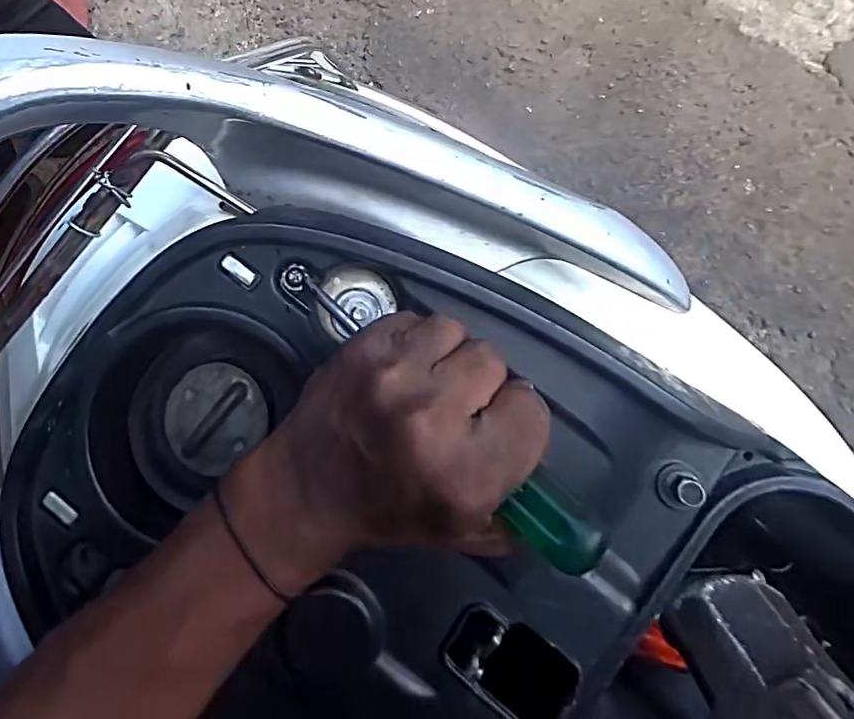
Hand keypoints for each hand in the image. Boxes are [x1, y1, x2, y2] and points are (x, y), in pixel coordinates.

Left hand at [221, 312, 550, 588]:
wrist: (307, 486)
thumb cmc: (386, 511)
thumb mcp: (463, 532)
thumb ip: (519, 501)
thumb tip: (546, 458)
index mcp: (465, 473)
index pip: (532, 412)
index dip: (518, 418)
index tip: (499, 424)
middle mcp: (431, 414)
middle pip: (494, 362)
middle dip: (482, 384)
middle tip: (457, 406)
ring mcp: (393, 372)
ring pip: (457, 332)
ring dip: (449, 355)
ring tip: (428, 381)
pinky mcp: (365, 344)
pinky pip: (418, 320)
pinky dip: (416, 340)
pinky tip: (402, 368)